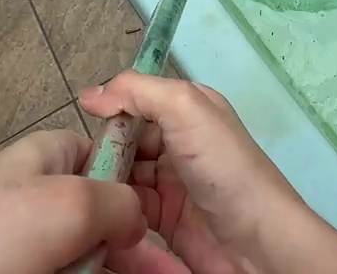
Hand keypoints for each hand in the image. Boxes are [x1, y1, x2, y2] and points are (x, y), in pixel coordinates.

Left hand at [0, 129, 146, 273]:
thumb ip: (117, 200)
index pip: (111, 154)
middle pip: (106, 216)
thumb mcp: (67, 202)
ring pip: (89, 255)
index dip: (142, 184)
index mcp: (50, 156)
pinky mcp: (20, 272)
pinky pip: (67, 272)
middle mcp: (41, 195)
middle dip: (140, 247)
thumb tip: (138, 217)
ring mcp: (28, 243)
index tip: (171, 220)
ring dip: (120, 268)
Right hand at [80, 72, 336, 273]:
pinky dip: (114, 209)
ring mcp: (172, 183)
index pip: (137, 100)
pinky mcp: (166, 222)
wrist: (258, 244)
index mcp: (186, 108)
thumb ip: (138, 92)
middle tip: (78, 165)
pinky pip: (130, 209)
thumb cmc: (223, 165)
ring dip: (104, 180)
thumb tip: (90, 94)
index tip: (84, 124)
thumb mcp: (184, 107)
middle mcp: (178, 140)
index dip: (111, 109)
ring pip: (124, 175)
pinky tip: (97, 211)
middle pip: (127, 138)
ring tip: (82, 190)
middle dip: (102, 148)